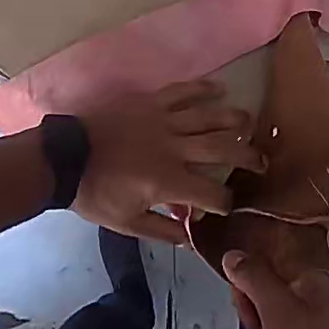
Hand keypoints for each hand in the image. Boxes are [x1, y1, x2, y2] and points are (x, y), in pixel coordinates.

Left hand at [73, 80, 259, 243]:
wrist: (65, 158)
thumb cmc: (96, 193)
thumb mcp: (126, 223)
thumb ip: (161, 230)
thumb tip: (191, 240)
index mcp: (168, 181)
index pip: (210, 194)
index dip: (225, 202)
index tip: (229, 205)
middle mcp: (174, 148)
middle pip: (222, 149)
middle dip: (247, 156)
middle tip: (262, 161)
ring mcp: (164, 121)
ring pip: (209, 117)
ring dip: (234, 119)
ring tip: (251, 123)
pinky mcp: (152, 102)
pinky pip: (183, 92)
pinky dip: (204, 89)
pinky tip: (221, 89)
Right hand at [223, 250, 328, 328]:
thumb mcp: (278, 314)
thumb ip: (254, 278)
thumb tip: (231, 251)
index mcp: (312, 274)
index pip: (264, 261)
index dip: (247, 285)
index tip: (245, 308)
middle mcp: (316, 291)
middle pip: (265, 291)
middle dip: (255, 318)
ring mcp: (319, 320)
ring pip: (271, 319)